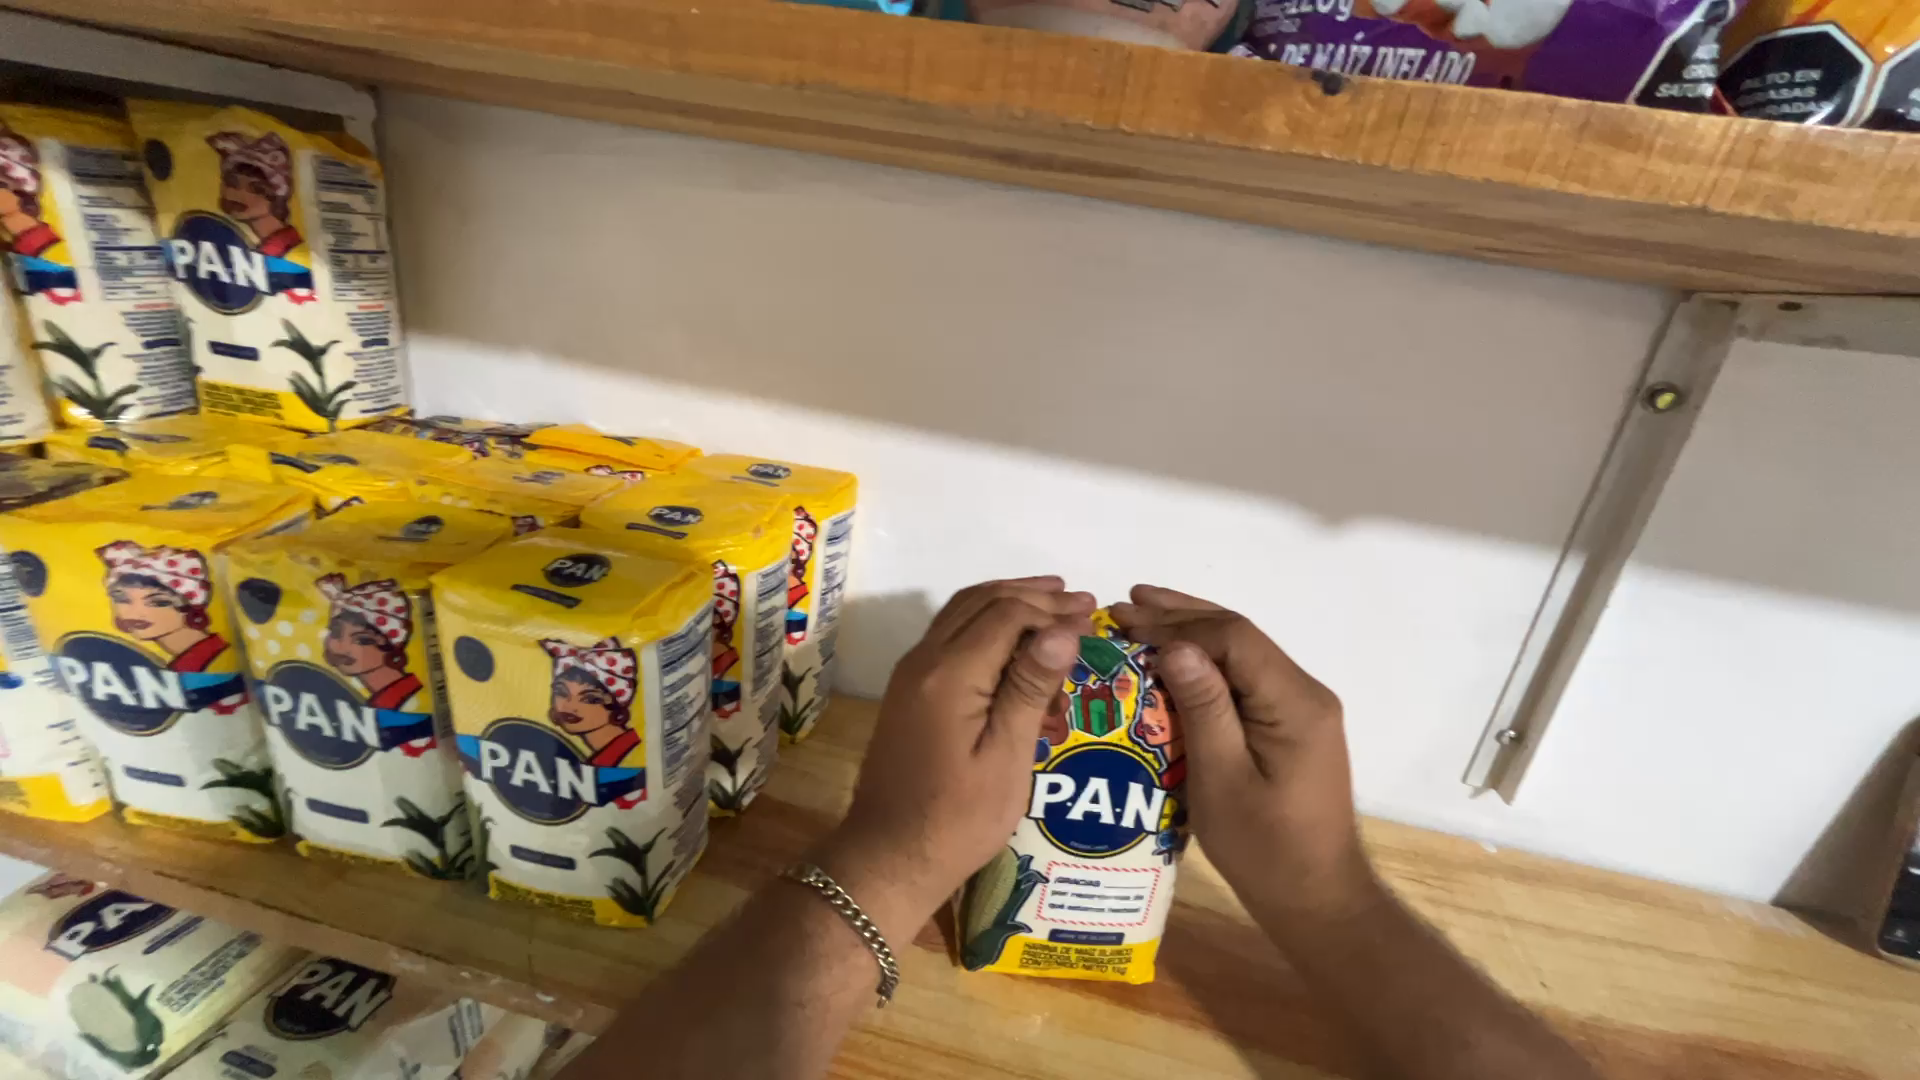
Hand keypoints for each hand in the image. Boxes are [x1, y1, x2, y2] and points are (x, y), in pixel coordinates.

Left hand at [818, 577, 1092, 937]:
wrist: (889, 855)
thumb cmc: (958, 818)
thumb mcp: (1006, 759)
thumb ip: (1029, 687)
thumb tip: (1062, 628)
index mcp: (949, 674)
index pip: (1006, 614)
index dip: (1052, 609)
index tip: (1091, 614)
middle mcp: (924, 659)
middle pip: (981, 602)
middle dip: (1032, 595)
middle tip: (1079, 599)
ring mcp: (912, 672)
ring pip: (962, 612)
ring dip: (1007, 601)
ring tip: (1052, 603)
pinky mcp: (910, 688)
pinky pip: (951, 634)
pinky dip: (986, 622)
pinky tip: (1014, 638)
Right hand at [1110, 586, 1376, 924]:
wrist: (1317, 898)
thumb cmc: (1264, 849)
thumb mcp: (1222, 780)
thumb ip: (1204, 708)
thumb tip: (1174, 647)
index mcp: (1294, 703)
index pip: (1234, 637)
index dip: (1177, 624)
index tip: (1126, 625)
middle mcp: (1303, 691)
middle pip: (1238, 633)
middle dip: (1178, 615)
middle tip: (1122, 606)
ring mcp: (1297, 705)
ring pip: (1238, 649)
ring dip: (1188, 628)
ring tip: (1140, 609)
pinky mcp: (1285, 721)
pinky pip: (1240, 674)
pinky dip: (1201, 658)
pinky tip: (1170, 654)